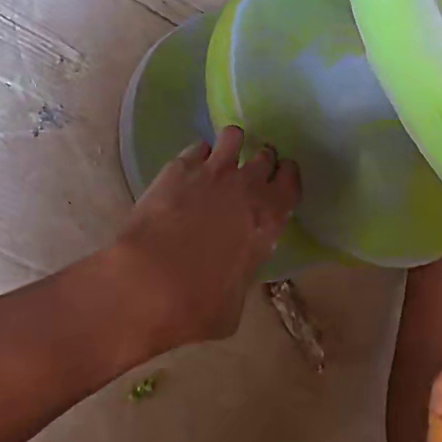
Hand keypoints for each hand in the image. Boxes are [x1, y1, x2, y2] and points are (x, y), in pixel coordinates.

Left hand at [109, 125, 299, 349]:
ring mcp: (210, 171)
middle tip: (251, 168)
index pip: (290, 183)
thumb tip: (231, 268)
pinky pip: (196, 148)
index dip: (285, 177)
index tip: (280, 177)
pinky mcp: (177, 167)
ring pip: (232, 138)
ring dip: (230, 145)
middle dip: (261, 159)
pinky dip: (196, 155)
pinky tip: (189, 167)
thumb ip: (241, 270)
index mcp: (268, 220)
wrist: (152, 279)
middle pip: (264, 157)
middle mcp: (245, 187)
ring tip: (222, 156)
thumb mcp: (237, 299)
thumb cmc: (200, 303)